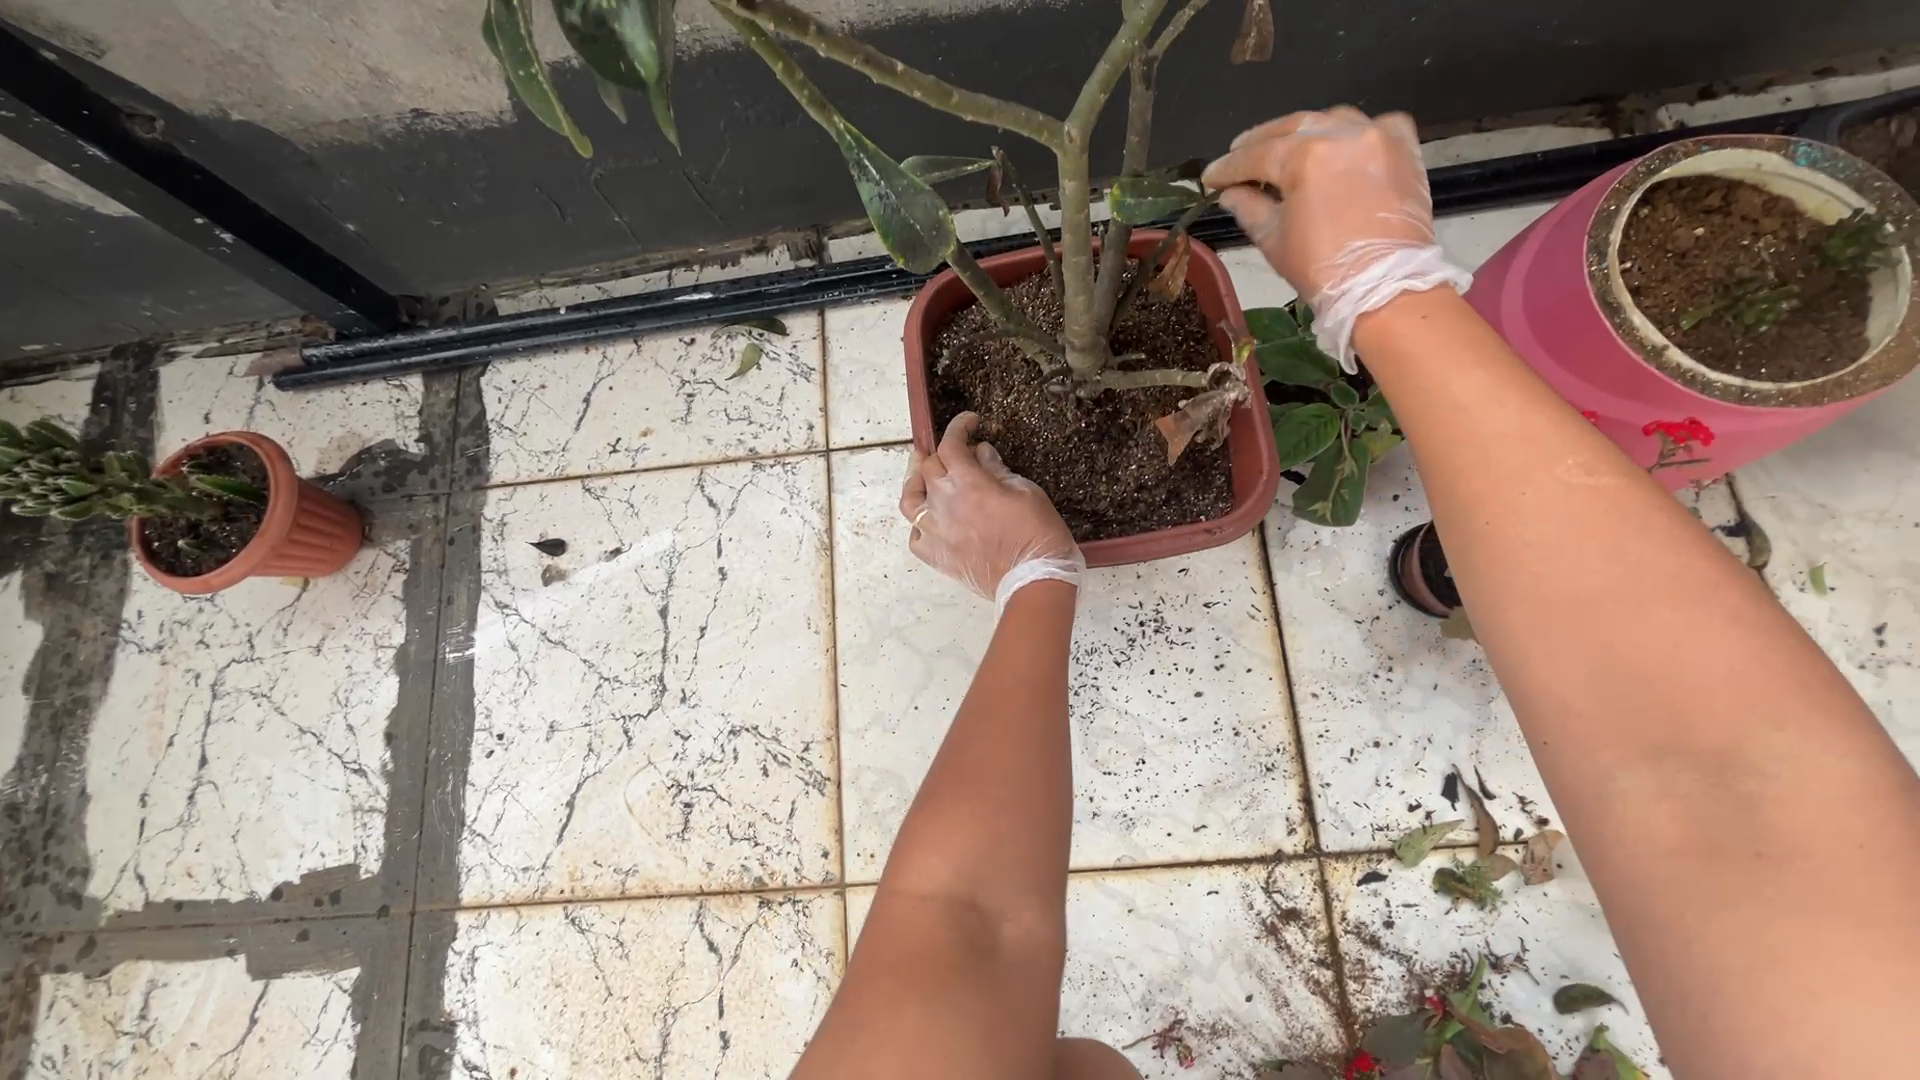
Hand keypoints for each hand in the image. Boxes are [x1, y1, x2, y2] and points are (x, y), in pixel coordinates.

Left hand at [900, 413, 1083, 613]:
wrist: (1034, 581)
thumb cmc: (1038, 534)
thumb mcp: (1027, 491)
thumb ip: (999, 469)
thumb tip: (981, 453)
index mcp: (968, 483)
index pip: (951, 444)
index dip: (959, 427)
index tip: (970, 423)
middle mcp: (944, 503)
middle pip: (928, 467)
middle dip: (943, 453)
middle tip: (958, 453)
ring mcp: (935, 531)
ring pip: (910, 499)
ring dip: (916, 482)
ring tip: (925, 477)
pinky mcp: (935, 556)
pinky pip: (915, 535)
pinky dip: (920, 523)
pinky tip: (931, 520)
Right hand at [1201, 107, 1470, 370]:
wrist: (1384, 287)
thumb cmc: (1322, 268)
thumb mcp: (1273, 240)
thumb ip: (1249, 208)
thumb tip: (1231, 193)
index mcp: (1306, 157)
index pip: (1256, 155)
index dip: (1228, 167)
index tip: (1210, 177)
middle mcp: (1343, 135)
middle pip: (1293, 127)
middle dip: (1261, 140)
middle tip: (1238, 152)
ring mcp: (1378, 137)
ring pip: (1332, 121)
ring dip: (1305, 132)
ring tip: (1284, 148)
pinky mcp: (1405, 148)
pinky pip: (1374, 127)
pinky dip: (1351, 134)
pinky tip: (1338, 148)